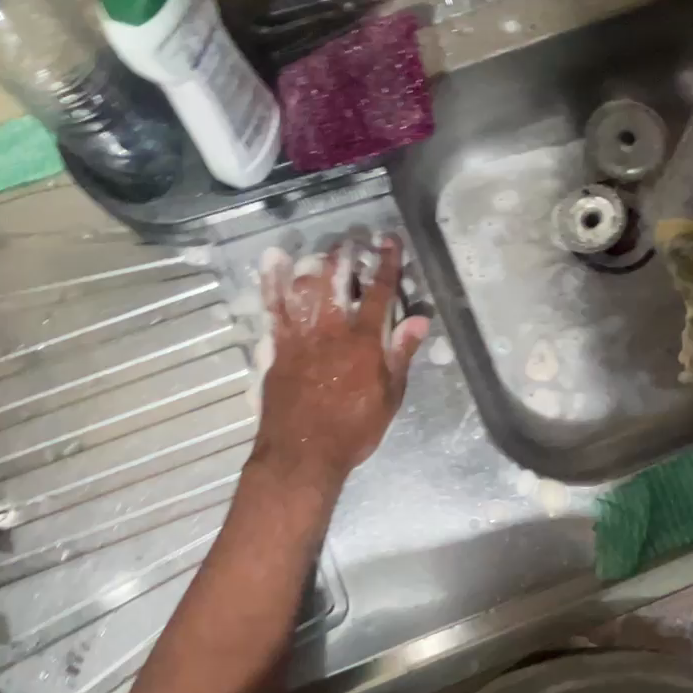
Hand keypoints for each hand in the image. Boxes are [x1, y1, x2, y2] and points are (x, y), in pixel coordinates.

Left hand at [254, 235, 429, 487]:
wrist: (303, 453)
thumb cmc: (354, 430)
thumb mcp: (390, 397)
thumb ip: (401, 354)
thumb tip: (420, 319)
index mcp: (364, 342)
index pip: (380, 292)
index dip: (387, 263)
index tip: (390, 240)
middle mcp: (331, 330)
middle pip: (338, 280)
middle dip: (348, 254)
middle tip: (355, 239)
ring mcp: (300, 336)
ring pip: (305, 286)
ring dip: (316, 261)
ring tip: (325, 248)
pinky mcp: (277, 346)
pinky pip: (273, 307)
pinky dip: (273, 281)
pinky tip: (275, 261)